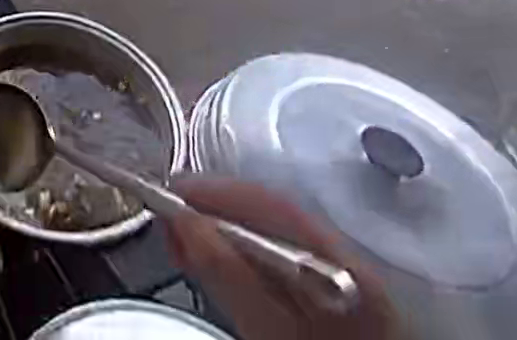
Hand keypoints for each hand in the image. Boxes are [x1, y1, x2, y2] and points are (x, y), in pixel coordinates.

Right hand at [167, 177, 395, 339]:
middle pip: (270, 214)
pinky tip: (217, 263)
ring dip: (222, 230)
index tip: (168, 193)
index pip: (269, 203)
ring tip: (182, 239)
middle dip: (214, 208)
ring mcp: (342, 279)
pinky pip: (277, 259)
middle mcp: (348, 259)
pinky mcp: (330, 299)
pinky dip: (240, 255)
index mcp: (342, 261)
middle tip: (169, 220)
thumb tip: (183, 221)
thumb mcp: (272, 333)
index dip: (214, 191)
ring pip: (271, 235)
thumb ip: (230, 276)